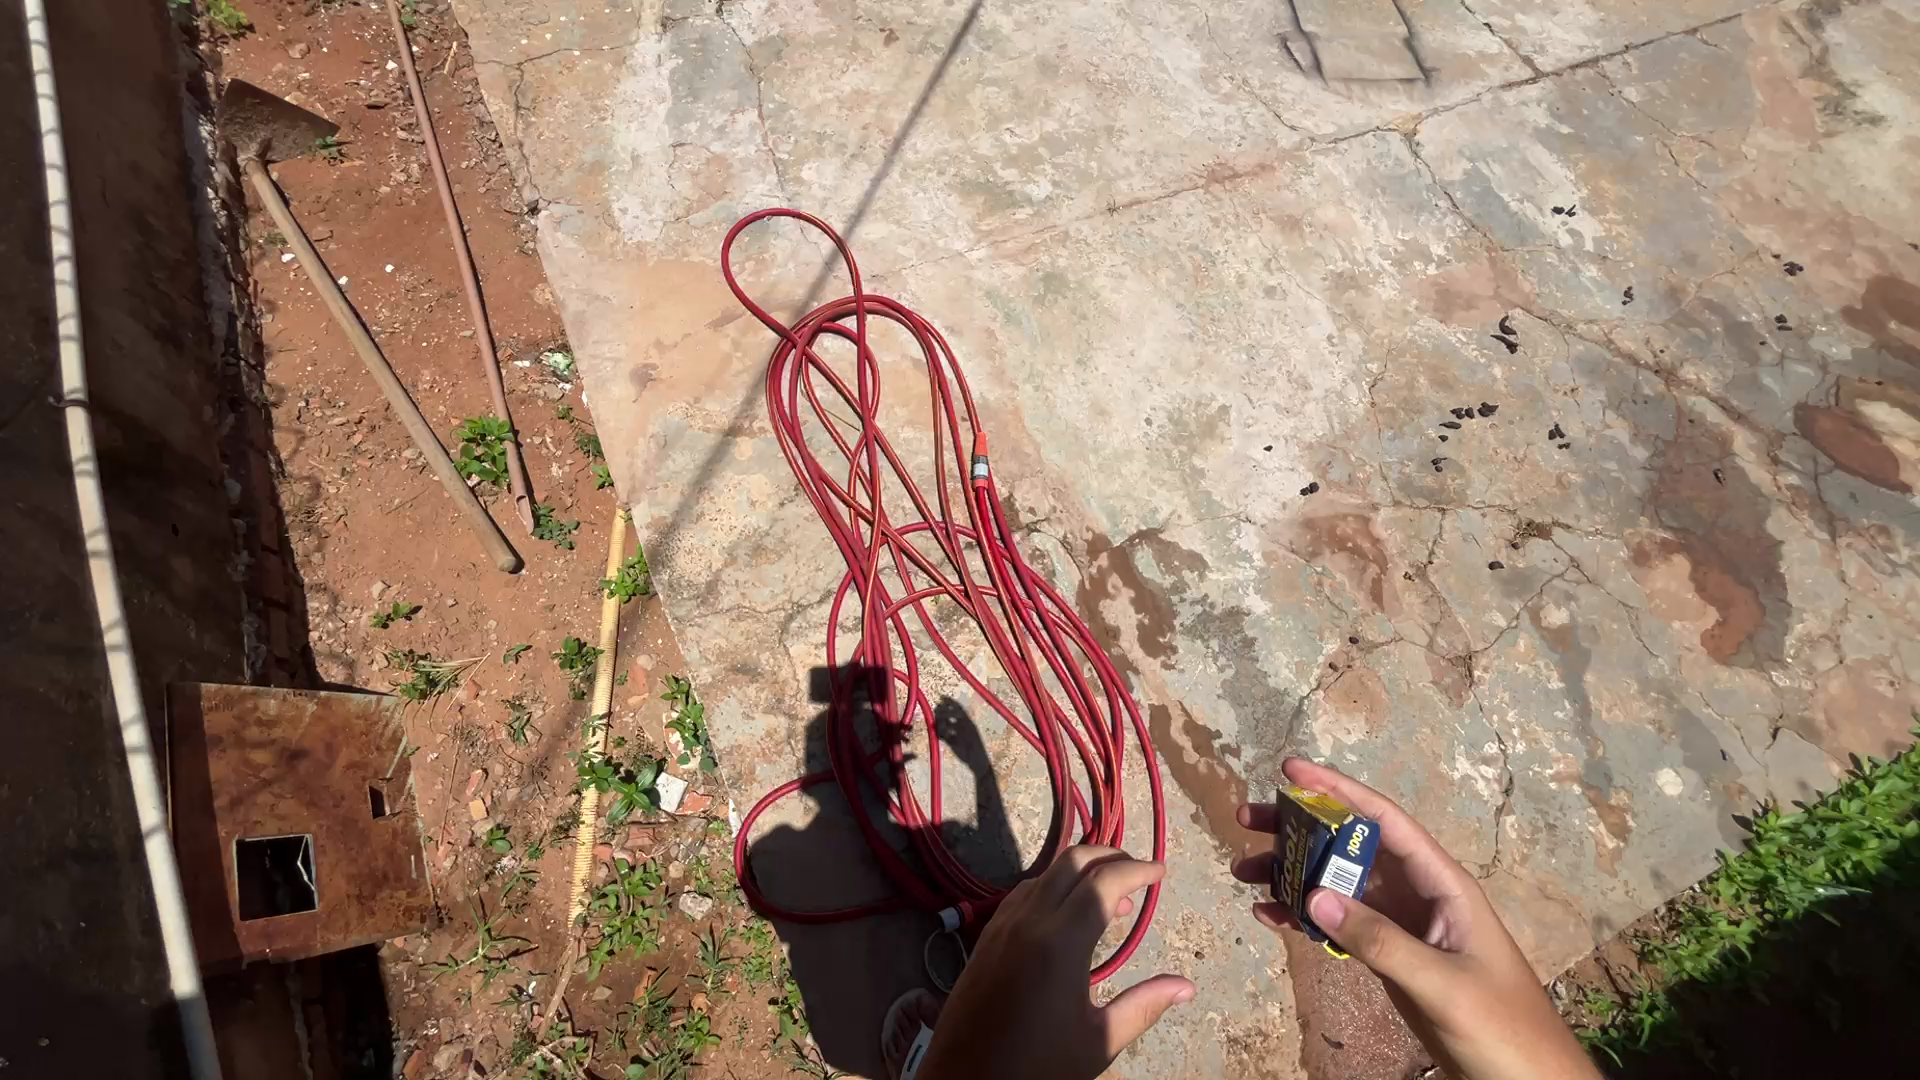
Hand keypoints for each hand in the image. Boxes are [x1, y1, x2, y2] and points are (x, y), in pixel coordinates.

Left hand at [915, 846, 1194, 1079]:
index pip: (1104, 883)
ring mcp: (1005, 921)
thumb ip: (1143, 1006)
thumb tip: (1186, 987)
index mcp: (1061, 941)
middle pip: (1072, 861)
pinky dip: (1054, 884)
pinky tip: (1068, 910)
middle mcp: (1030, 918)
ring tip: (1113, 896)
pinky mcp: (989, 931)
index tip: (1161, 871)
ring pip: (1047, 872)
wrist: (965, 1078)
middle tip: (1139, 870)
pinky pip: (1026, 890)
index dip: (1137, 870)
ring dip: (1081, 870)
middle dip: (1109, 856)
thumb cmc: (1037, 1067)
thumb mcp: (1098, 1042)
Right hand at [1234, 759, 1599, 1079]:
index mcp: (1439, 882)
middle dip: (1296, 827)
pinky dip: (1300, 915)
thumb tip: (1311, 895)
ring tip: (1243, 870)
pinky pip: (1334, 920)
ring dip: (1289, 872)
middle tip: (1247, 819)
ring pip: (1333, 879)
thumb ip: (1380, 940)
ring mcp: (1397, 920)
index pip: (1382, 819)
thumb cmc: (1505, 1030)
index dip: (1337, 788)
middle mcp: (1412, 890)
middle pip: (1346, 843)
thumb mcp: (1444, 985)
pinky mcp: (1385, 949)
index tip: (1289, 769)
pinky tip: (1268, 915)